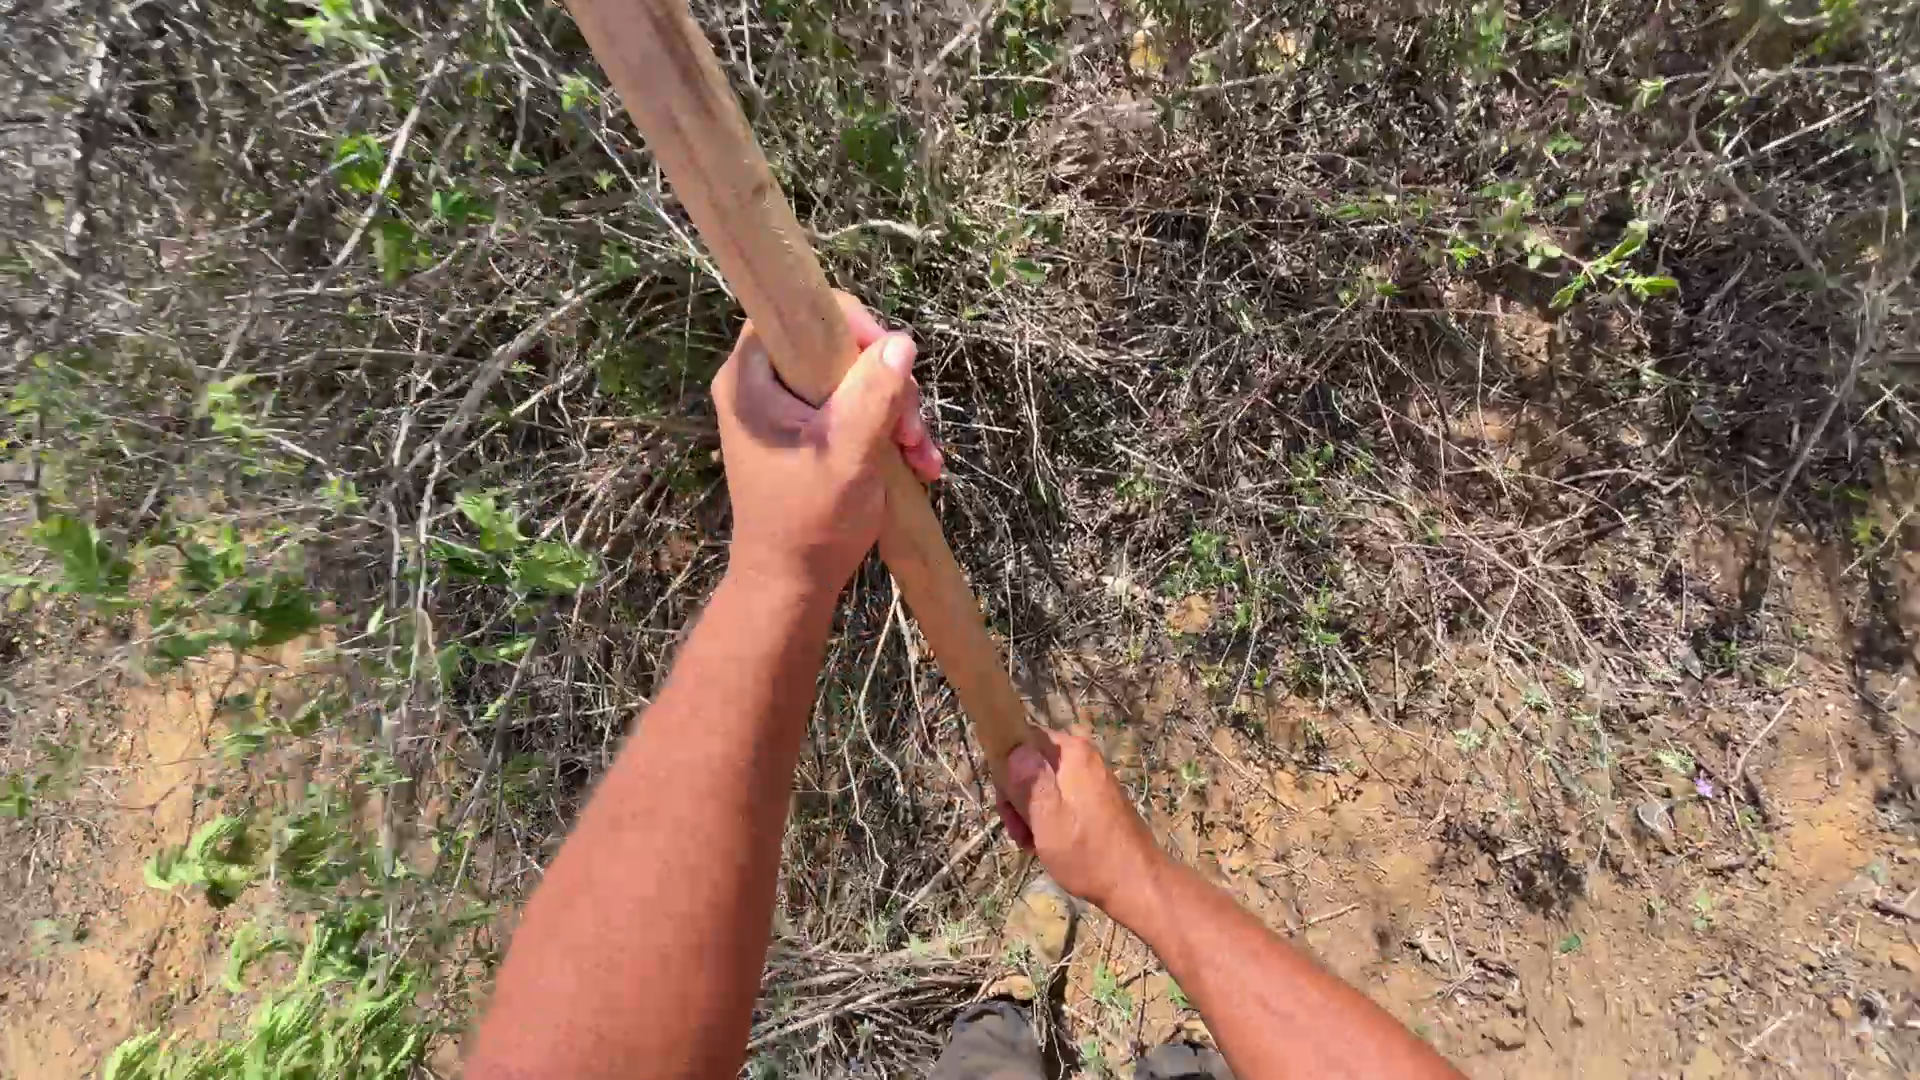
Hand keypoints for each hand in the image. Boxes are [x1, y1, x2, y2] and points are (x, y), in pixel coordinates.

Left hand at [711, 293, 941, 598]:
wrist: (794, 582)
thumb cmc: (811, 521)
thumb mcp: (850, 453)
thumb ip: (875, 393)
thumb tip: (903, 341)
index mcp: (752, 380)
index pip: (798, 313)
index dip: (851, 326)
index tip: (889, 362)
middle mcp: (765, 386)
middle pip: (837, 350)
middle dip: (887, 385)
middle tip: (911, 428)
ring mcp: (788, 412)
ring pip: (855, 382)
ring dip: (897, 414)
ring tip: (920, 456)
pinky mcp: (809, 435)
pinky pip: (855, 412)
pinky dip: (887, 433)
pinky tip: (918, 464)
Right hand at [997, 727, 1166, 914]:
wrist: (1137, 883)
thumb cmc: (1087, 853)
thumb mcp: (1047, 818)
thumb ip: (1027, 781)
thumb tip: (1012, 749)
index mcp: (1070, 752)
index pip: (1021, 739)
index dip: (1006, 770)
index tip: (1007, 805)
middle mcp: (1082, 755)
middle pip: (1030, 762)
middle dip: (1018, 796)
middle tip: (1020, 832)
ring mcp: (1090, 775)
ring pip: (1042, 782)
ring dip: (1030, 810)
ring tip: (1033, 842)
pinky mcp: (1095, 795)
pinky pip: (1059, 795)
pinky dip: (1048, 816)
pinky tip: (1048, 842)